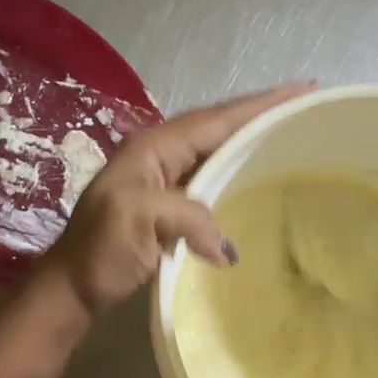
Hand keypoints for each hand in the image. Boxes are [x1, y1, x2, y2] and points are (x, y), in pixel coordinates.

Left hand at [40, 81, 316, 315]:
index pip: (216, 119)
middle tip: (305, 106)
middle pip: (218, 125)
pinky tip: (256, 175)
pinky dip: (237, 169)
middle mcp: (159, 155)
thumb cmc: (100, 250)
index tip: (302, 90)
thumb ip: (187, 217)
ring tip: (289, 131)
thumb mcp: (138, 222)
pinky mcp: (167, 205)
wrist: (72, 287)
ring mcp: (162, 179)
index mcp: (153, 148)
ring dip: (250, 138)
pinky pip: (211, 176)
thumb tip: (226, 246)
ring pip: (215, 149)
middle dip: (261, 113)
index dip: (260, 104)